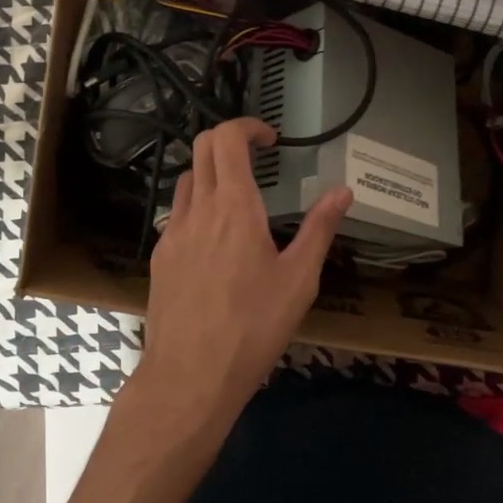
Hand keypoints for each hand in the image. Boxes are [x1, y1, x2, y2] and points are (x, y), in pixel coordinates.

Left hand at [137, 117, 353, 415]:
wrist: (190, 375)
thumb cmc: (253, 327)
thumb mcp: (299, 280)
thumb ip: (320, 229)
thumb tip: (343, 190)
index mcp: (234, 206)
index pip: (227, 139)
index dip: (248, 127)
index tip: (270, 140)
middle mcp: (198, 208)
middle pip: (202, 147)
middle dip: (229, 140)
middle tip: (257, 158)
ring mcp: (172, 231)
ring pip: (186, 179)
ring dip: (211, 173)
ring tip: (238, 198)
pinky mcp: (159, 256)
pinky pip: (177, 214)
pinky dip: (197, 207)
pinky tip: (214, 241)